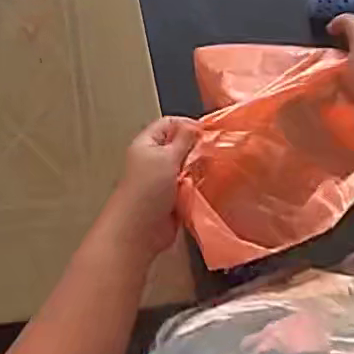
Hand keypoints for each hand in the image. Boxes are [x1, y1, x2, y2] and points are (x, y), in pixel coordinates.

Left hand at [99, 116, 200, 257]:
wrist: (139, 230)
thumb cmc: (147, 189)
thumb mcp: (166, 157)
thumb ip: (183, 140)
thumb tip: (194, 126)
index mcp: (147, 143)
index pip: (169, 123)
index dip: (187, 124)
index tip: (207, 131)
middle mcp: (154, 159)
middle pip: (180, 146)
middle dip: (195, 148)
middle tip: (213, 151)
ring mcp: (164, 179)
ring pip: (187, 167)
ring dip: (198, 169)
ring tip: (212, 170)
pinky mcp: (173, 198)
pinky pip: (190, 186)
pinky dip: (197, 187)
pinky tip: (208, 186)